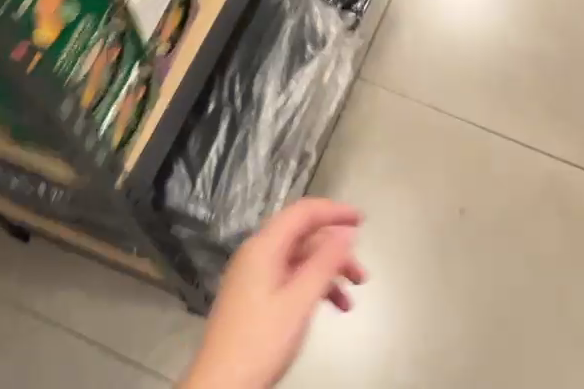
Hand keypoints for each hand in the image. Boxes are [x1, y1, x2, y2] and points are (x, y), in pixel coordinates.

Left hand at [180, 198, 367, 388]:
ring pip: (300, 261)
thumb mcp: (299, 301)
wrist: (221, 386)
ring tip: (352, 298)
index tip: (362, 220)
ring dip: (328, 274)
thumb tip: (346, 231)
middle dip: (336, 252)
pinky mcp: (255, 297)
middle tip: (362, 275)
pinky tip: (332, 308)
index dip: (334, 211)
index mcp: (264, 247)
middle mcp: (257, 254)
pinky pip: (291, 279)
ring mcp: (255, 276)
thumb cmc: (261, 340)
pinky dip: (313, 289)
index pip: (303, 212)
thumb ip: (324, 263)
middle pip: (304, 238)